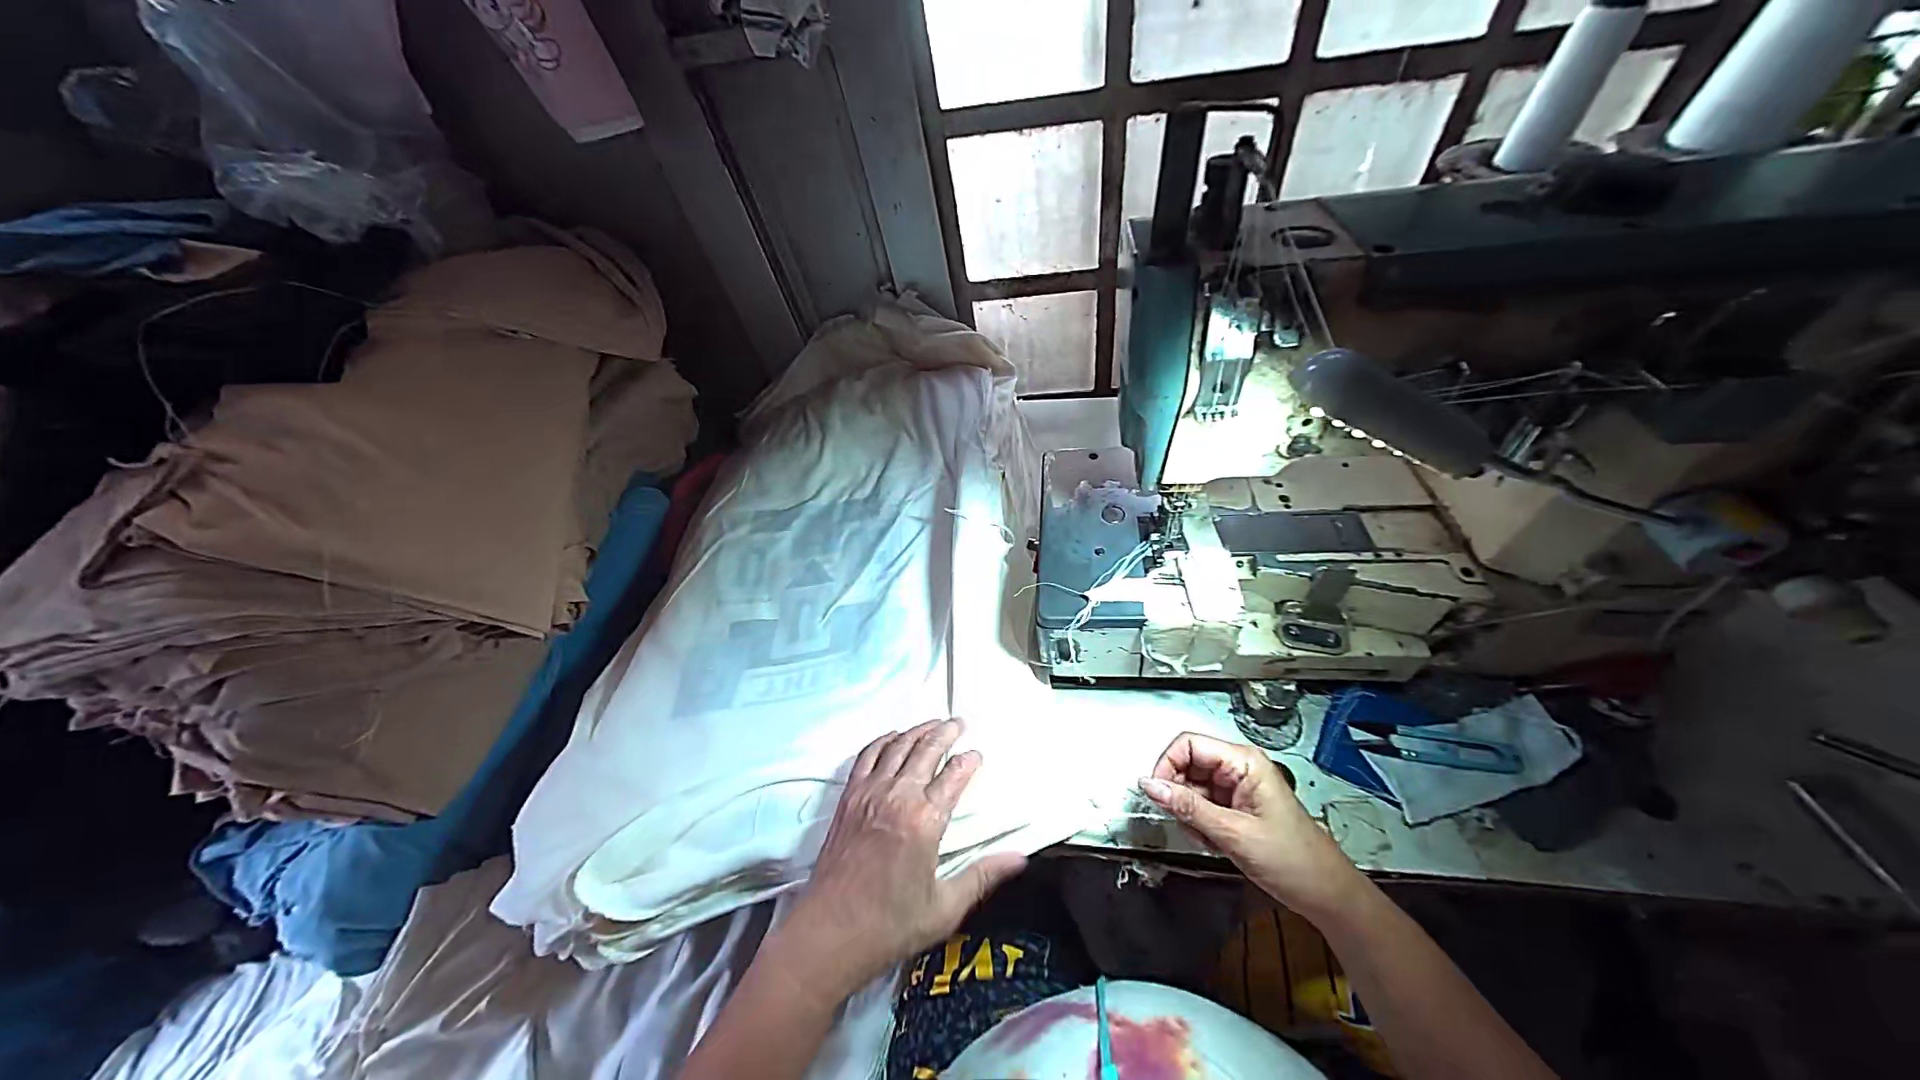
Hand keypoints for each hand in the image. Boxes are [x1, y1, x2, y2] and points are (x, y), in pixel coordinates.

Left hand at [777, 719, 1026, 996]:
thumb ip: (983, 876)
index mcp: (925, 821)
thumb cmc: (889, 925)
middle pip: (925, 751)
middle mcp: (897, 797)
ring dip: (916, 732)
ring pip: (896, 748)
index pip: (953, 776)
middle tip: (958, 724)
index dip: (968, 761)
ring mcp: (868, 794)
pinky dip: (881, 741)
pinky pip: (866, 757)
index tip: (976, 755)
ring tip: (931, 724)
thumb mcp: (945, 907)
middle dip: (945, 733)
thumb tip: (1019, 858)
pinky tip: (891, 737)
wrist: (829, 933)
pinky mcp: (848, 799)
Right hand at [1138, 732, 1366, 917]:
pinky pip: (1201, 804)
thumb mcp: (1232, 832)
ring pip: (1191, 787)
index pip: (1188, 744)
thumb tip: (1149, 785)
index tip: (1157, 794)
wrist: (1325, 893)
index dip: (1167, 765)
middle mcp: (1238, 767)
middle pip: (1187, 765)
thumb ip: (1187, 806)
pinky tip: (1213, 842)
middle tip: (1187, 823)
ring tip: (1208, 838)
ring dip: (1189, 814)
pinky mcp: (1235, 805)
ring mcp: (1236, 787)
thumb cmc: (1292, 859)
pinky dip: (1199, 824)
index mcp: (1244, 761)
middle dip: (1179, 795)